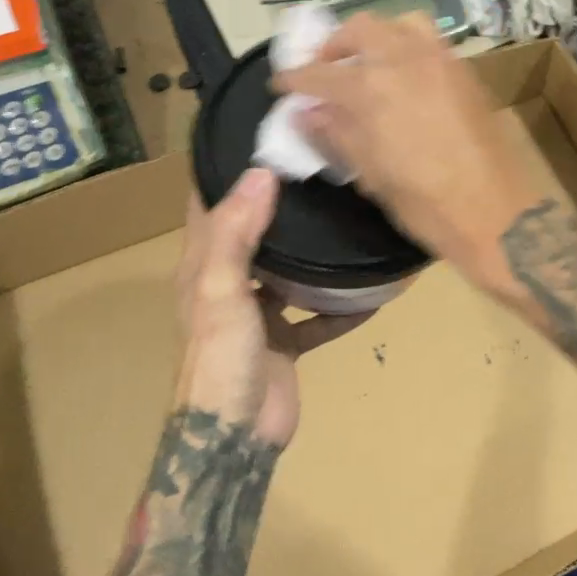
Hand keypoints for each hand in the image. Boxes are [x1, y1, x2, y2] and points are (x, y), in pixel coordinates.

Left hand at [174, 168, 371, 445]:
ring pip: (288, 274)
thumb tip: (261, 173)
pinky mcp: (285, 342)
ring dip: (313, 255)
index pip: (209, 207)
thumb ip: (237, 234)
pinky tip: (373, 293)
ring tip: (349, 221)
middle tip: (321, 173)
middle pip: (254, 235)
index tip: (259, 138)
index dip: (225, 173)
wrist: (235, 437)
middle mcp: (229, 285)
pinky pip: (317, 316)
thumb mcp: (222, 291)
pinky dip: (341, 308)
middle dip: (280, 206)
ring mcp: (258, 315)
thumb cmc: (221, 359)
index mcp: (203, 268)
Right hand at [274, 14, 541, 295]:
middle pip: (360, 28)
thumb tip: (307, 113)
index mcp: (371, 87)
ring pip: (401, 24)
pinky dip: (409, 47)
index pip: (319, 73)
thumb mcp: (370, 175)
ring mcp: (441, 61)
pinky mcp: (467, 72)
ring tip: (368, 63)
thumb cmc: (425, 203)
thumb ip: (335, 135)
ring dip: (377, 36)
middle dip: (335, 45)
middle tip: (325, 69)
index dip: (295, 79)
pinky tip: (404, 77)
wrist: (495, 212)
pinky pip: (432, 42)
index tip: (281, 85)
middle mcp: (405, 60)